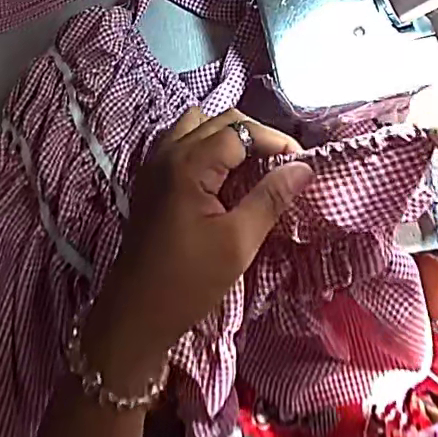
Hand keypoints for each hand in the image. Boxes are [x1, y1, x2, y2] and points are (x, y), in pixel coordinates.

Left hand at [81, 108, 314, 394]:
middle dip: (256, 135)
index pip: (240, 131)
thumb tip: (303, 167)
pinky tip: (223, 172)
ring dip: (230, 134)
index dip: (274, 141)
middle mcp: (169, 151)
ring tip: (254, 162)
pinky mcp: (151, 176)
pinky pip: (183, 140)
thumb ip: (270, 198)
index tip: (300, 161)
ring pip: (200, 124)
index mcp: (188, 163)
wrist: (134, 316)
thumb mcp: (238, 243)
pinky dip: (208, 144)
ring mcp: (155, 162)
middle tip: (283, 162)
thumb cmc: (188, 282)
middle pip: (221, 120)